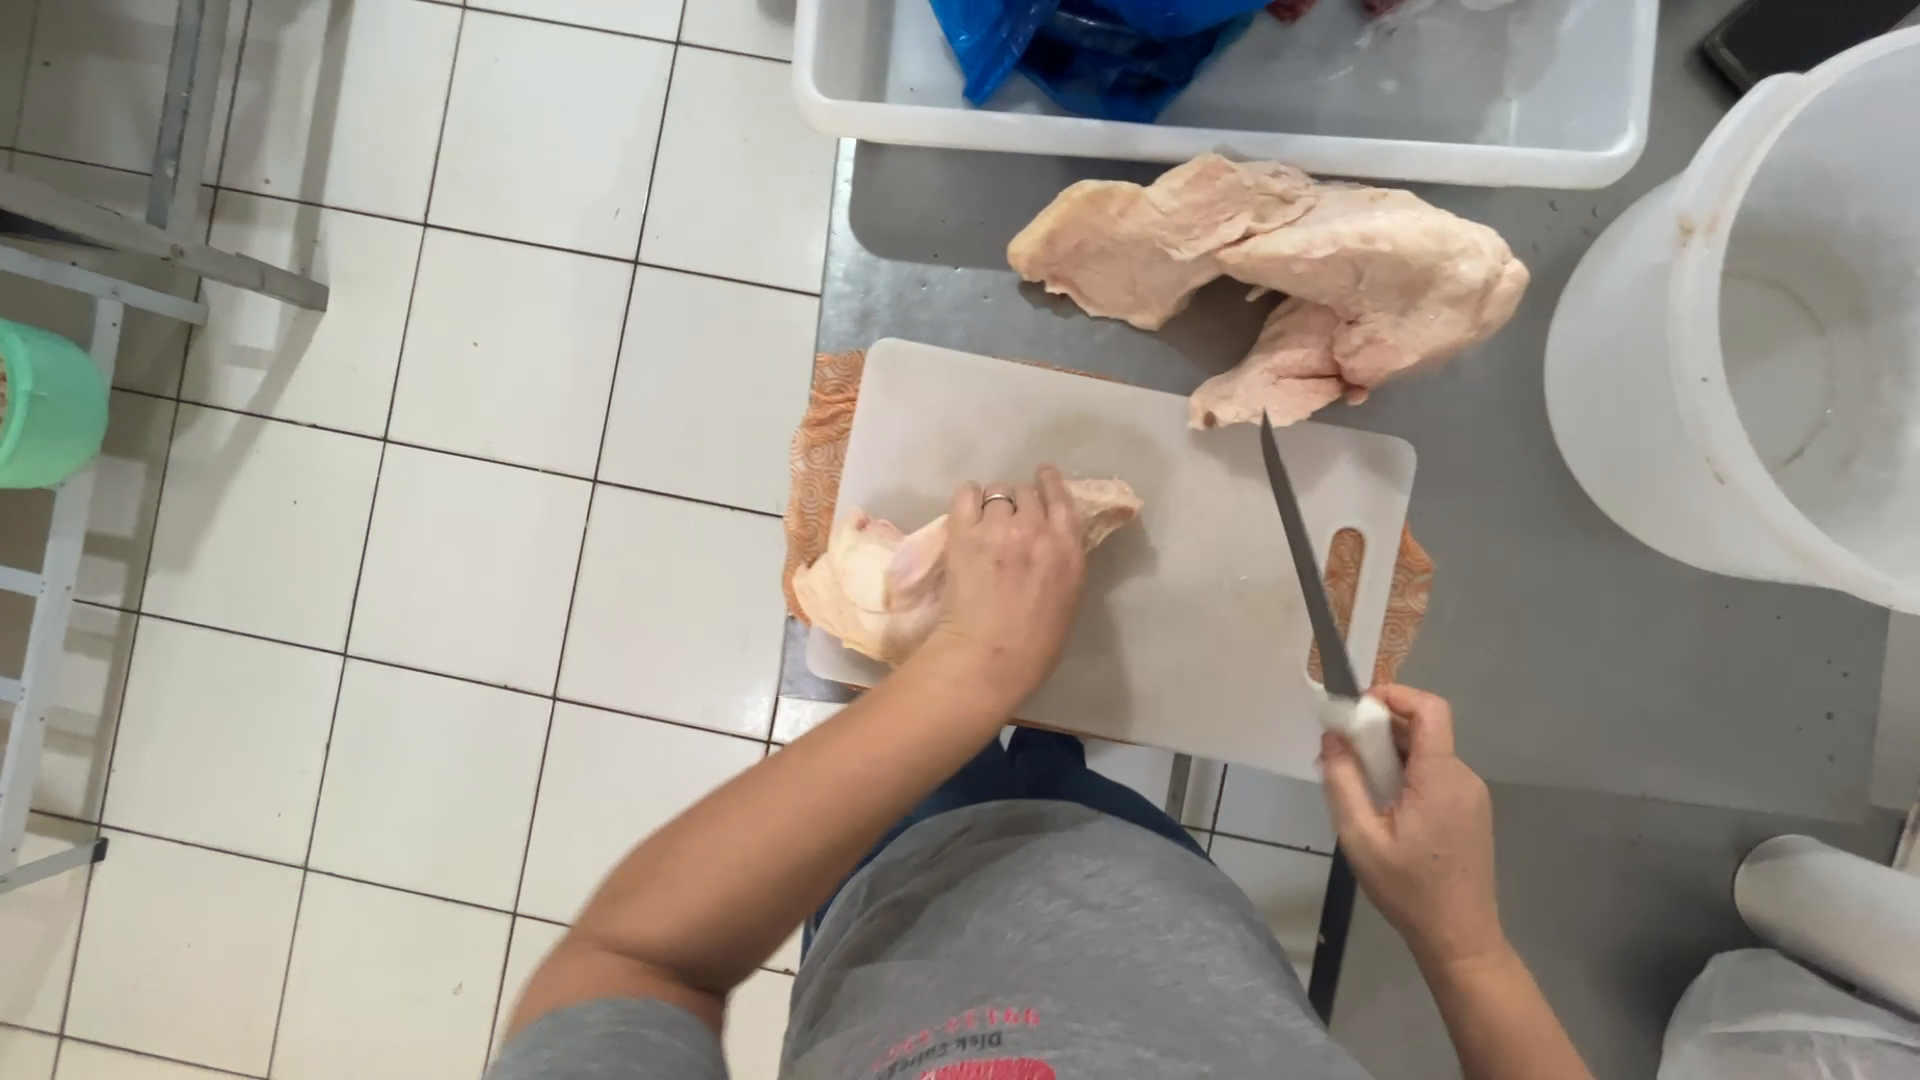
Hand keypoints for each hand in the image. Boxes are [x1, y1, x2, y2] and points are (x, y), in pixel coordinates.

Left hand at [922, 466, 1087, 709]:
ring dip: (994, 503)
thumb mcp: (1068, 597)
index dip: (1050, 483)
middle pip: (1027, 492)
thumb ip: (1062, 560)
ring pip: (998, 491)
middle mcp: (1035, 529)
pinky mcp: (964, 533)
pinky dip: (969, 498)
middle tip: (1009, 519)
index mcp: (1067, 548)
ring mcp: (998, 527)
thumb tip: (1050, 541)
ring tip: (985, 522)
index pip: (1061, 497)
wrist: (988, 659)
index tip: (1043, 477)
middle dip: (1020, 501)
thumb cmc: (1035, 645)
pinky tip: (967, 512)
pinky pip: (967, 494)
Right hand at [1320, 684, 1505, 973]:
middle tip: (1339, 754)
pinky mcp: (1469, 809)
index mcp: (1440, 779)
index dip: (1394, 694)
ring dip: (1386, 755)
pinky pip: (1431, 772)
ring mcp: (1470, 794)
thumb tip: (1332, 737)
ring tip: (1355, 786)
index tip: (1356, 709)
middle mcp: (1462, 778)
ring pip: (1423, 751)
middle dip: (1376, 730)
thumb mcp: (1360, 836)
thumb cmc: (1408, 889)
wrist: (1460, 938)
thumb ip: (1342, 780)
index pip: (1430, 709)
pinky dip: (1401, 773)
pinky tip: (1379, 805)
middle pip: (1420, 728)